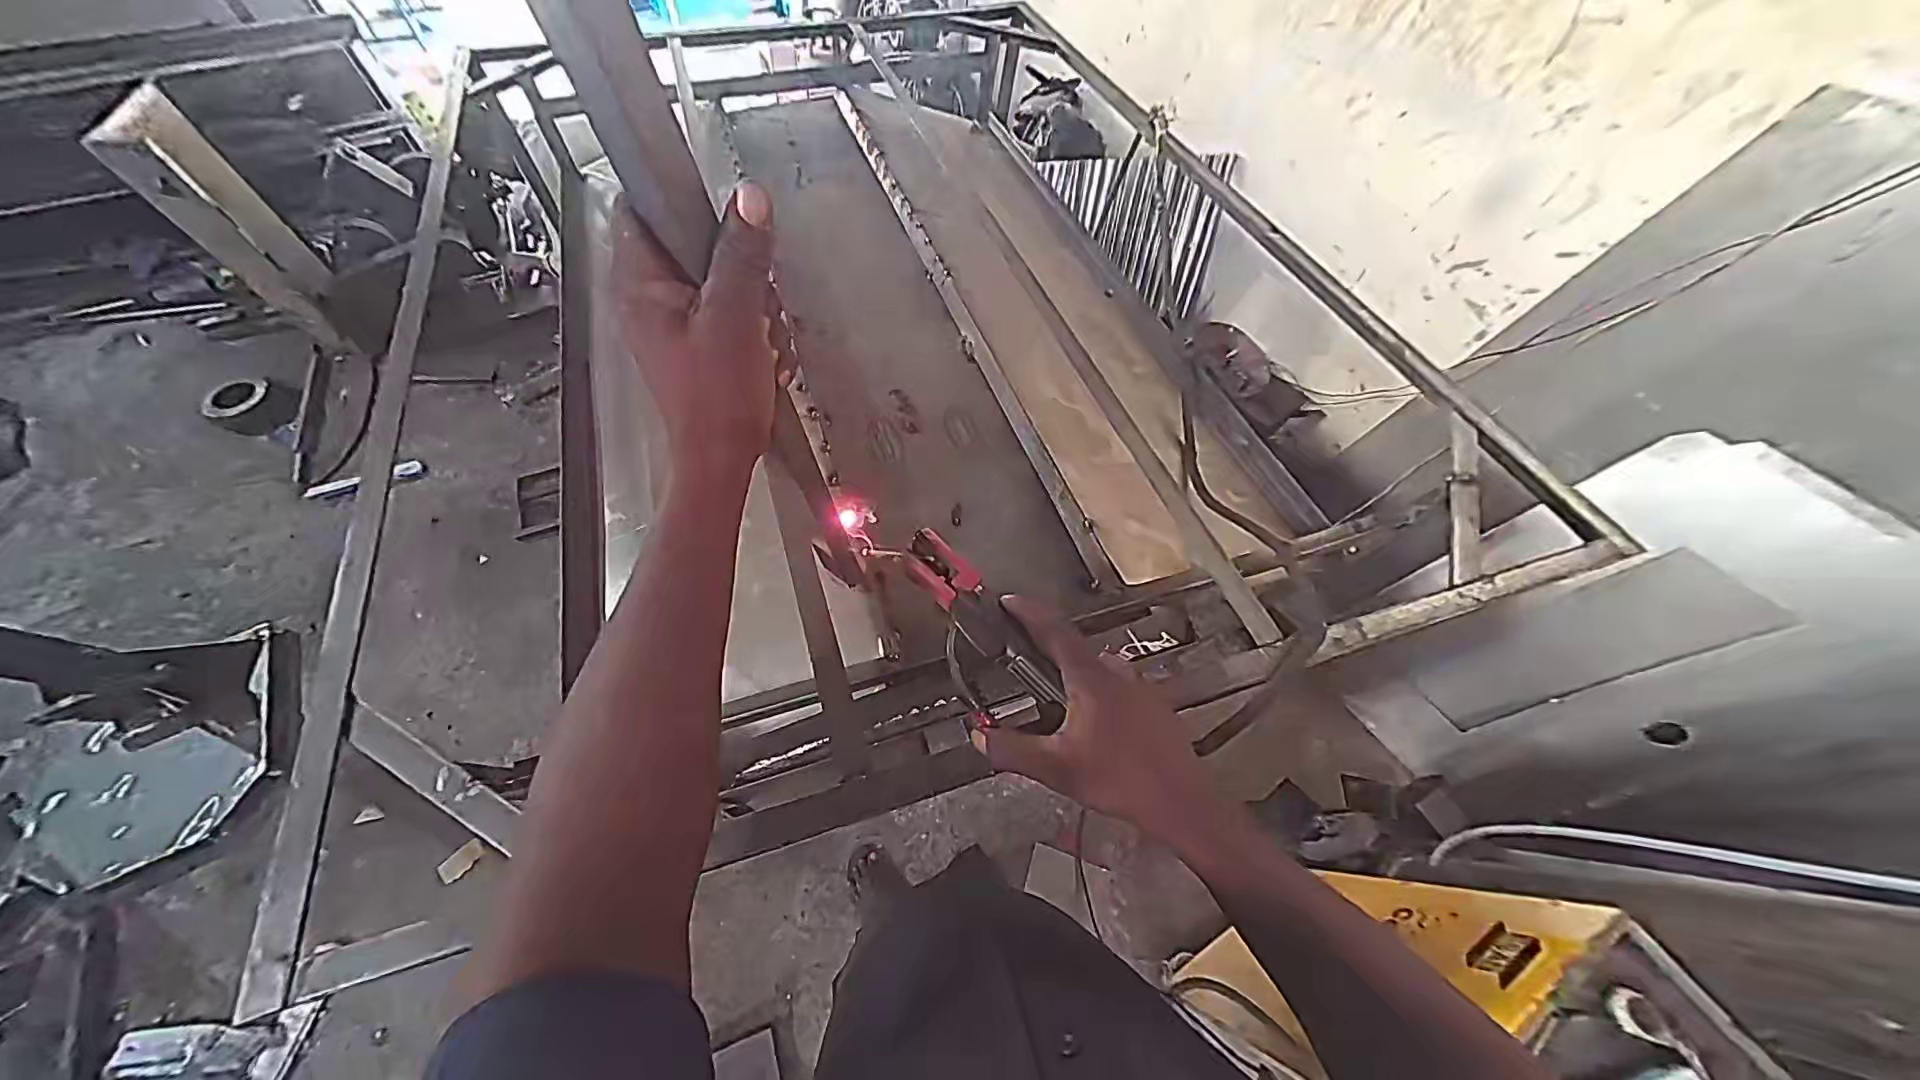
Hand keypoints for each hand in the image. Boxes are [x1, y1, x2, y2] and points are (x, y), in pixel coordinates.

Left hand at [614, 181, 779, 482]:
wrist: (723, 456)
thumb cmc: (716, 399)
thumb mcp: (737, 315)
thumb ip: (742, 255)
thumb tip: (750, 202)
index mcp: (640, 286)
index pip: (646, 211)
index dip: (686, 206)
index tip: (722, 217)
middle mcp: (650, 303)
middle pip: (698, 252)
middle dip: (742, 275)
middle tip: (754, 302)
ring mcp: (676, 327)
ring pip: (723, 287)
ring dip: (756, 309)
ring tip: (761, 339)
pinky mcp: (699, 347)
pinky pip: (733, 319)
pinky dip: (755, 333)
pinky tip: (763, 356)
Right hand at [972, 596, 1235, 848]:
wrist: (1181, 802)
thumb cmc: (1122, 780)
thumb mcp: (1056, 768)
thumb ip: (1013, 749)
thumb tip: (981, 735)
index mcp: (1090, 680)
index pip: (1055, 631)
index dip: (1029, 612)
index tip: (1010, 601)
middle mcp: (1117, 675)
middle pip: (1075, 648)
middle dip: (1047, 648)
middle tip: (1025, 657)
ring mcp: (1140, 689)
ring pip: (1098, 669)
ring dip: (1074, 673)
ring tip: (1055, 699)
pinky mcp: (1153, 707)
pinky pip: (1117, 687)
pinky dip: (1097, 693)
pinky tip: (1093, 725)